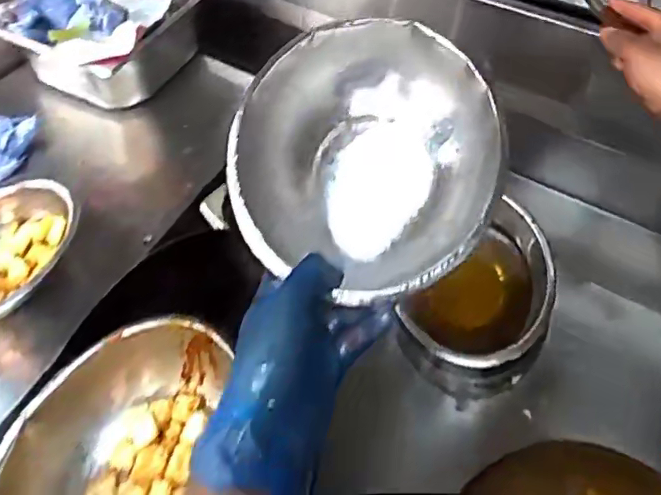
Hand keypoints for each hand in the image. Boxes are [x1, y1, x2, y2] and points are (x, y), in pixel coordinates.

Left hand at [192, 254, 392, 494]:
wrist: (273, 427)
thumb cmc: (273, 354)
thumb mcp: (288, 300)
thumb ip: (311, 273)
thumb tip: (333, 266)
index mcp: (272, 300)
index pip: (291, 267)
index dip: (312, 250)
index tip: (340, 234)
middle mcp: (290, 318)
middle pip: (320, 288)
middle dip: (344, 275)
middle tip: (374, 254)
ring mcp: (310, 343)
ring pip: (340, 313)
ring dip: (362, 300)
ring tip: (389, 282)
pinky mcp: (329, 365)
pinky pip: (353, 339)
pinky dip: (370, 328)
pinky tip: (389, 314)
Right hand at [599, 0, 660, 150]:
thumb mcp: (634, 53)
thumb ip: (617, 39)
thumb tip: (607, 31)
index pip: (639, 9)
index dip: (620, 7)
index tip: (604, 4)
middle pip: (644, 32)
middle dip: (624, 39)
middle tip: (607, 43)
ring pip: (649, 55)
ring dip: (633, 62)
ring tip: (620, 67)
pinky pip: (656, 74)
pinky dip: (645, 79)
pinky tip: (639, 87)